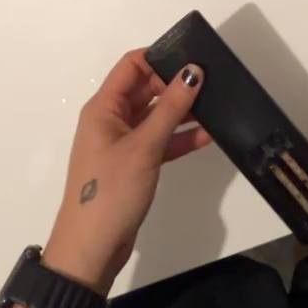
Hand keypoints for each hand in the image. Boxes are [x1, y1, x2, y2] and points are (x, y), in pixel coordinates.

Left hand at [42, 50, 208, 291]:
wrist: (91, 251)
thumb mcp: (144, 146)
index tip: (192, 56)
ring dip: (182, 110)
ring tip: (216, 103)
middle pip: (146, 88)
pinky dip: (180, 137)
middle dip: (175, 83)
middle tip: (212, 78)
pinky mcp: (135, 163)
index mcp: (104, 107)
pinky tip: (208, 135)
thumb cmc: (111, 191)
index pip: (132, 65)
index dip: (159, 57)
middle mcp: (111, 119)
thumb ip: (171, 108)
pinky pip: (160, 140)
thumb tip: (193, 70)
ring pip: (156, 115)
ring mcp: (123, 142)